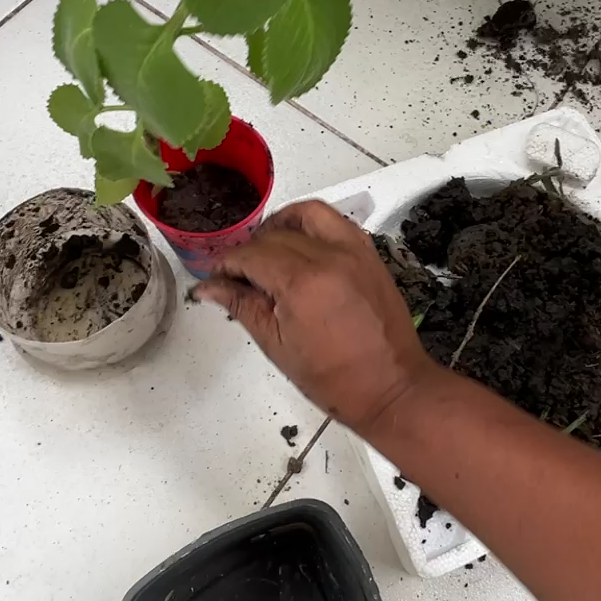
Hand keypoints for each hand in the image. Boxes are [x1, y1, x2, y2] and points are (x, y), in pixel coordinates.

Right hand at [193, 201, 441, 434]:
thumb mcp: (277, 345)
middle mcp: (329, 257)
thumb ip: (242, 306)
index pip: (252, 255)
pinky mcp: (370, 254)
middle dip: (249, 250)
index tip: (216, 276)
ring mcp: (354, 251)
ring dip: (282, 224)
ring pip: (309, 214)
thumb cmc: (334, 378)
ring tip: (268, 248)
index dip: (227, 263)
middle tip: (237, 273)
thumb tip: (209, 287)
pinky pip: (337, 222)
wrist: (391, 386)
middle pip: (275, 235)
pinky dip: (315, 225)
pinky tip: (302, 246)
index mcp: (302, 283)